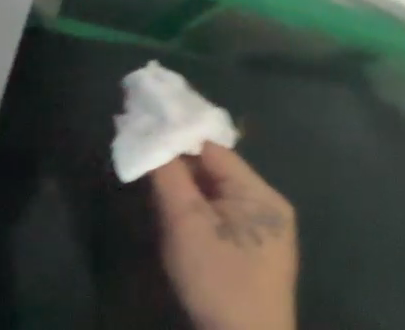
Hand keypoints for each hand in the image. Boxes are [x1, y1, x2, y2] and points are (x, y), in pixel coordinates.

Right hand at [148, 143, 297, 329]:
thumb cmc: (216, 279)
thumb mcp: (183, 221)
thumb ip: (166, 171)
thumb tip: (148, 130)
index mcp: (260, 194)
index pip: (209, 146)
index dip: (173, 134)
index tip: (137, 126)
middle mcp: (267, 205)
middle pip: (211, 166)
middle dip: (174, 163)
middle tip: (137, 158)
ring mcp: (263, 229)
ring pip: (211, 189)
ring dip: (181, 186)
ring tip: (149, 185)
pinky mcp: (254, 248)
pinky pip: (218, 211)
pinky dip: (193, 205)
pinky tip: (172, 214)